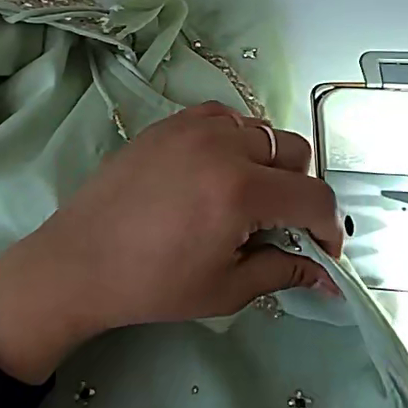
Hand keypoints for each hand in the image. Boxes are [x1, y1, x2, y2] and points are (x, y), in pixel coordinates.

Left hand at [0, 102, 342, 382]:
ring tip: (247, 198)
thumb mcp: (225, 288)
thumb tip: (327, 278)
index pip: (314, 197)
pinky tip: (219, 170)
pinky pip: (225, 118)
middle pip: (295, 153)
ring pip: (263, 131)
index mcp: (239, 190)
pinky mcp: (171, 123)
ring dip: (270, 164)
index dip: (329, 228)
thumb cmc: (150, 284)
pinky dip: (236, 140)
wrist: (78, 262)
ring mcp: (193, 127)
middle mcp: (222, 145)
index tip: (321, 252)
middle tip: (281, 226)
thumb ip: (284, 272)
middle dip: (300, 191)